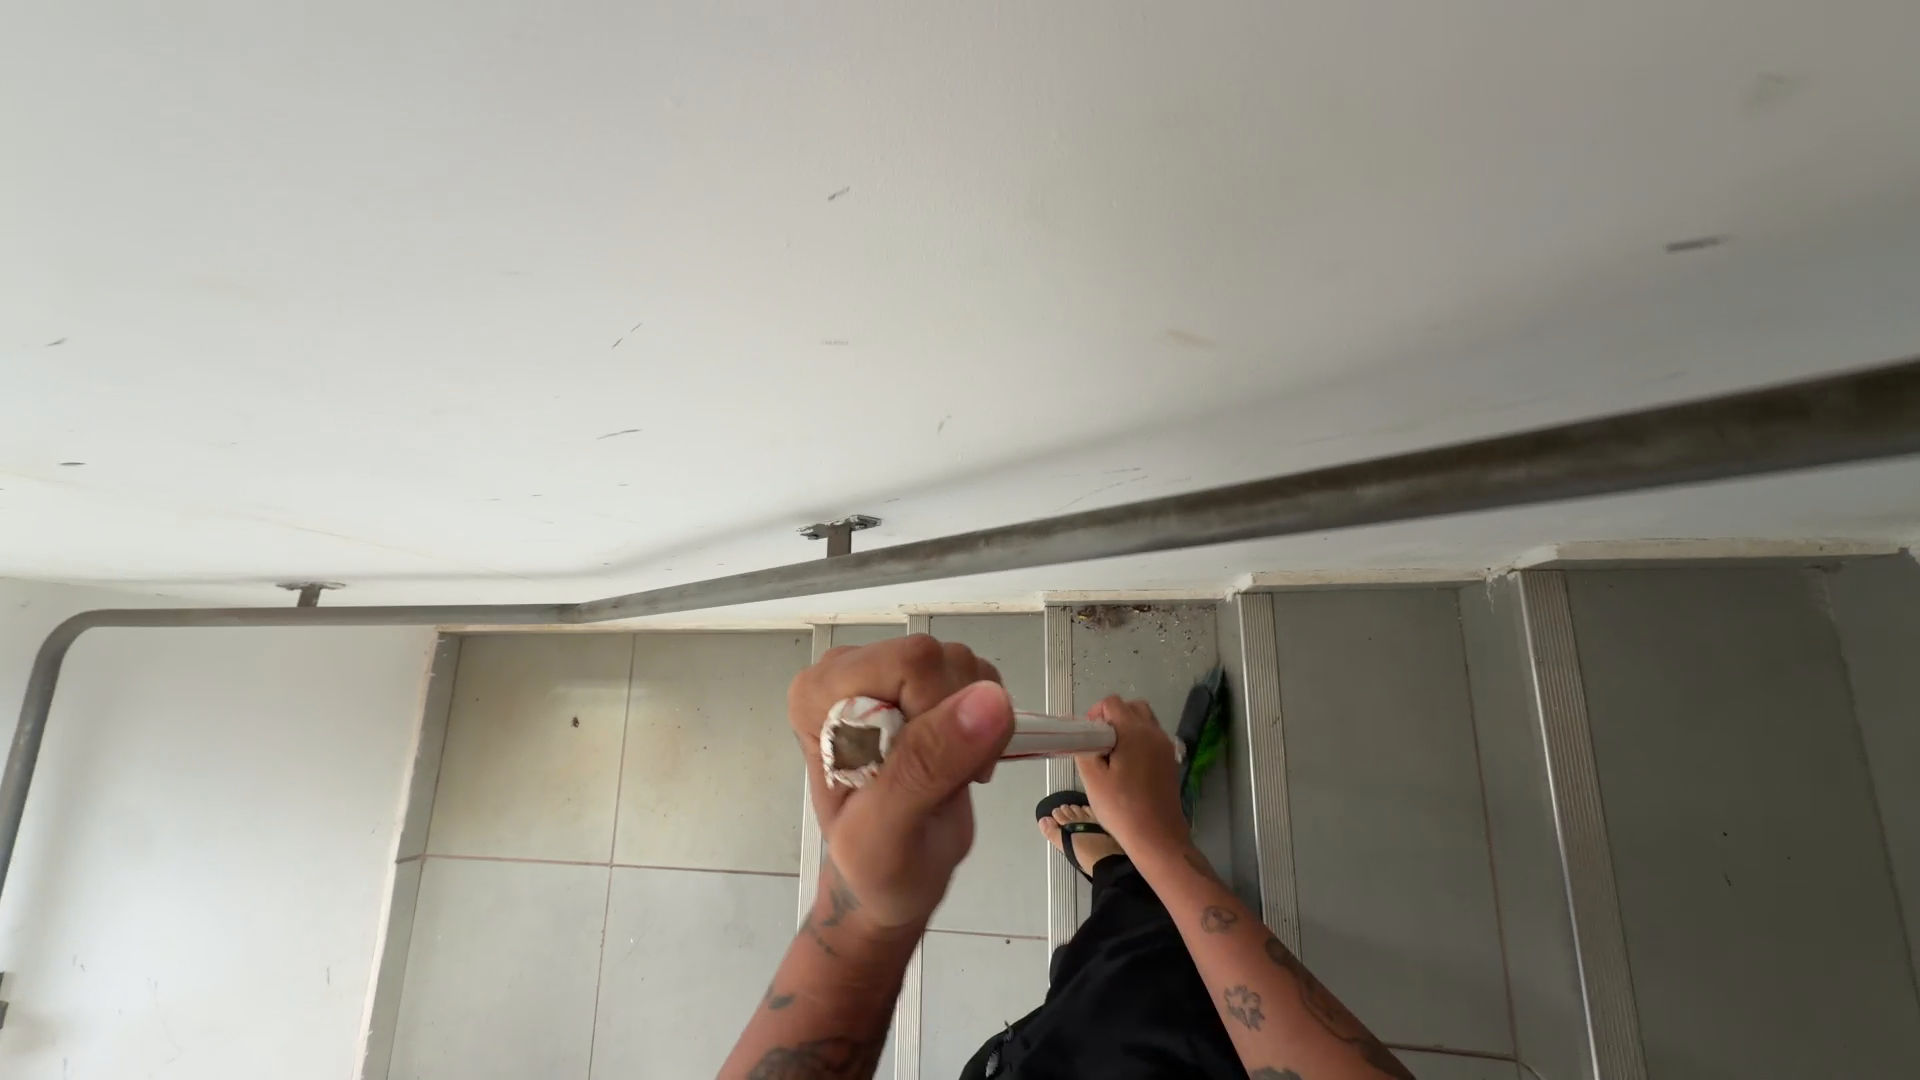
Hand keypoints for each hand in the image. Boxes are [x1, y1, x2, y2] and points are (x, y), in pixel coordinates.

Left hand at [787, 635, 1013, 931]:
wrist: (893, 881)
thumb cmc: (876, 867)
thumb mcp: (886, 834)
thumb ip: (925, 767)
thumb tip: (989, 701)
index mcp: (818, 693)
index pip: (910, 662)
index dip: (935, 715)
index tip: (925, 772)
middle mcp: (849, 672)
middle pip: (939, 659)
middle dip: (955, 723)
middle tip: (938, 781)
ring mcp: (888, 673)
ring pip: (964, 666)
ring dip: (973, 728)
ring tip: (945, 776)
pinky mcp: (924, 682)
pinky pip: (980, 677)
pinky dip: (985, 722)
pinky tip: (960, 760)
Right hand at [1075, 696, 1188, 857]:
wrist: (1157, 837)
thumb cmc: (1121, 807)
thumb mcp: (1092, 778)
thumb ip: (1084, 748)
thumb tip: (1083, 737)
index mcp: (1134, 731)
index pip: (1113, 703)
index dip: (1096, 714)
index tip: (1088, 737)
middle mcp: (1154, 733)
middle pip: (1132, 707)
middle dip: (1114, 717)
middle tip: (1100, 742)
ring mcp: (1166, 747)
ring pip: (1145, 721)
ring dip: (1128, 727)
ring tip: (1114, 754)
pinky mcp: (1170, 761)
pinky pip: (1153, 738)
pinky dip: (1140, 741)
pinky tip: (1129, 766)